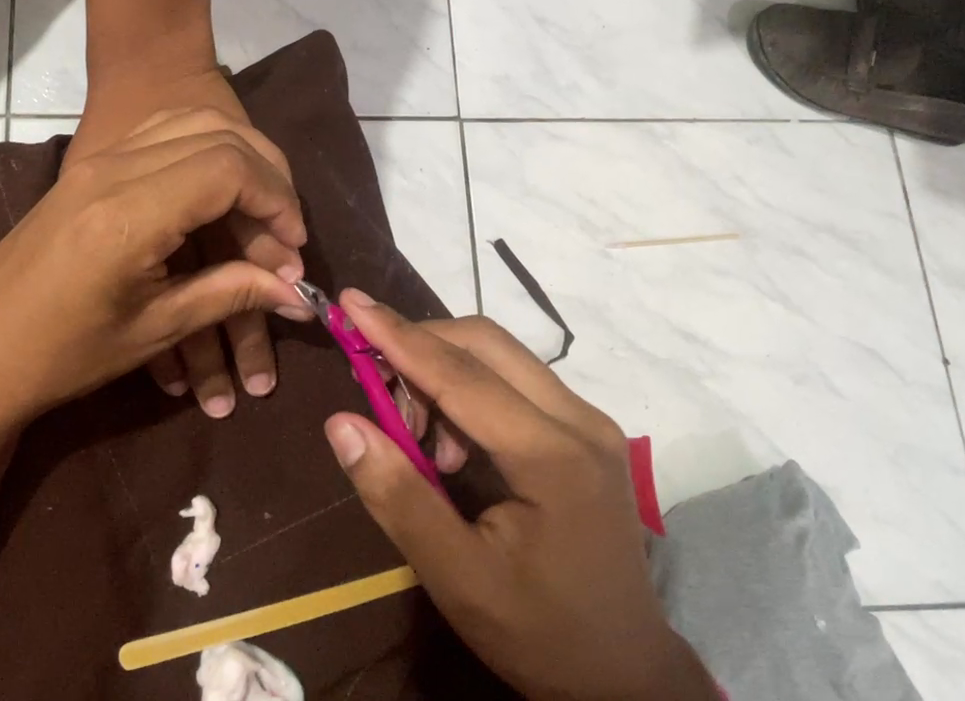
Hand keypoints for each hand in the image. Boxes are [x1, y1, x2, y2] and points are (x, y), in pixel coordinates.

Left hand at [0, 108, 313, 439]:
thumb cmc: (63, 355)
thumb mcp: (154, 330)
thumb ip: (231, 295)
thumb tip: (297, 290)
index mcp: (130, 214)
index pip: (229, 168)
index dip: (276, 201)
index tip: (292, 249)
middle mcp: (114, 169)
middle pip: (218, 136)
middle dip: (266, 180)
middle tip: (282, 238)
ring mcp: (96, 161)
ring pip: (191, 122)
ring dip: (237, 158)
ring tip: (257, 216)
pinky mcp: (87, 166)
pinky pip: (160, 132)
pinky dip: (201, 150)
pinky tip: (214, 195)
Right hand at [321, 294, 715, 700]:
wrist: (623, 675)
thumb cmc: (538, 631)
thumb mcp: (456, 576)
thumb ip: (398, 495)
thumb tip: (341, 422)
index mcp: (553, 457)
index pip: (461, 374)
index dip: (398, 335)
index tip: (349, 302)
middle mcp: (580, 422)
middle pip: (486, 344)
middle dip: (418, 344)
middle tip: (369, 378)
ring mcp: (589, 424)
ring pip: (500, 356)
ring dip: (440, 369)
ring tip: (411, 435)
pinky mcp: (584, 434)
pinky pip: (513, 381)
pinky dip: (466, 389)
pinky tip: (447, 445)